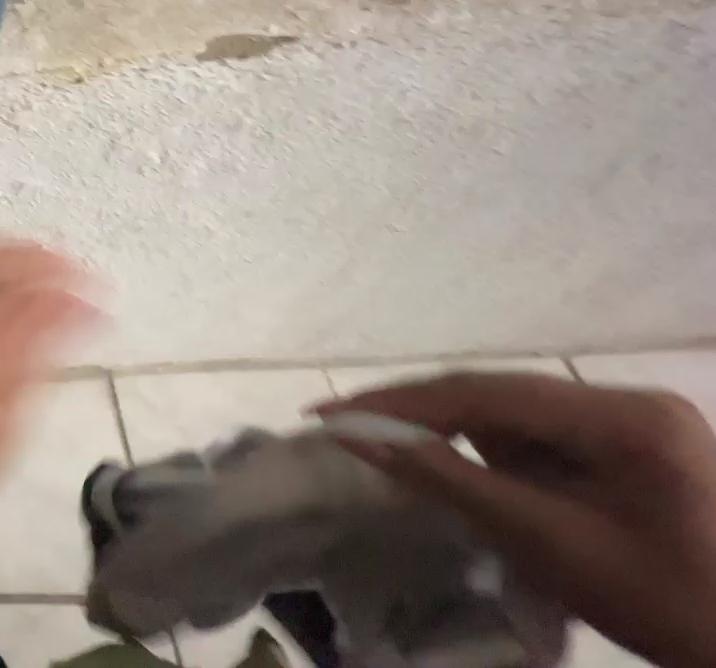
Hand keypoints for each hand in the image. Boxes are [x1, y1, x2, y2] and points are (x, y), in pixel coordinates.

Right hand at [318, 372, 715, 667]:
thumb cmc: (671, 604)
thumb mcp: (549, 543)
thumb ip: (446, 478)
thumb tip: (352, 435)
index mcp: (623, 416)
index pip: (481, 392)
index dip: (395, 402)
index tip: (325, 415)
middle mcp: (625, 400)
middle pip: (490, 393)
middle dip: (414, 412)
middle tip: (340, 425)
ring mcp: (628, 422)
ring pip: (503, 411)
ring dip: (445, 430)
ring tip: (382, 444)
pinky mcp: (623, 446)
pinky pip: (528, 433)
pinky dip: (481, 450)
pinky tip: (448, 467)